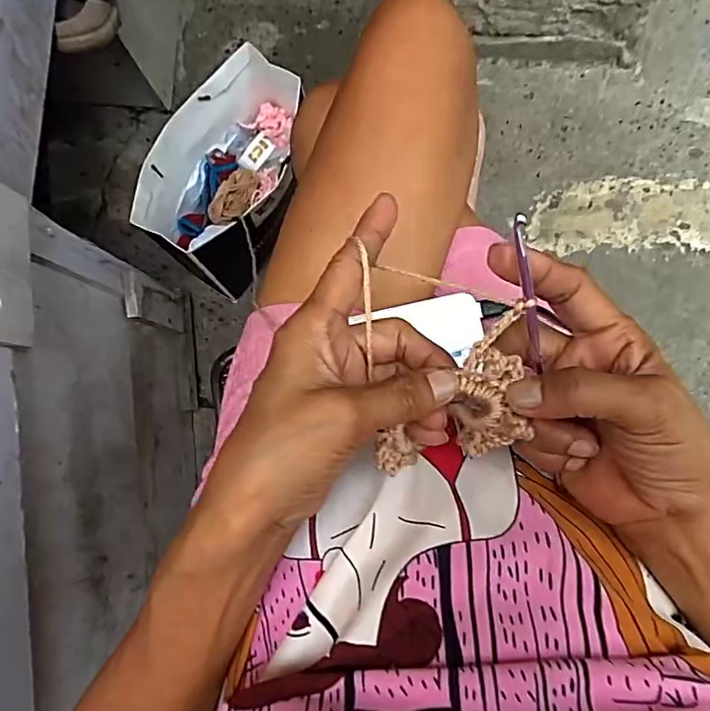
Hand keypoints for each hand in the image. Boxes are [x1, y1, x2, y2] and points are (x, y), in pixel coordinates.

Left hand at [206, 195, 457, 530]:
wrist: (254, 507)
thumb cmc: (282, 449)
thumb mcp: (344, 415)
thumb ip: (401, 395)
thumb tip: (450, 382)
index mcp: (314, 331)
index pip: (345, 271)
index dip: (367, 237)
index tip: (385, 202)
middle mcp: (326, 350)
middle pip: (391, 337)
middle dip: (426, 364)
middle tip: (455, 395)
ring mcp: (336, 385)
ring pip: (395, 375)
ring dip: (423, 397)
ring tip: (442, 425)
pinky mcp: (343, 416)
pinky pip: (387, 403)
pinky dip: (409, 416)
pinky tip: (426, 436)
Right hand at [487, 243, 709, 530]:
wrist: (669, 515)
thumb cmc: (678, 450)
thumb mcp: (646, 406)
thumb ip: (582, 389)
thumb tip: (518, 392)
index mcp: (610, 341)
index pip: (569, 293)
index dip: (534, 271)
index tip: (496, 257)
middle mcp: (576, 364)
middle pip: (521, 344)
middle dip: (515, 368)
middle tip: (523, 397)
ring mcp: (554, 400)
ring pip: (512, 391)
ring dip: (536, 420)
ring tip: (579, 443)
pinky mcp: (539, 434)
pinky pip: (514, 427)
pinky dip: (538, 445)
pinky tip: (574, 459)